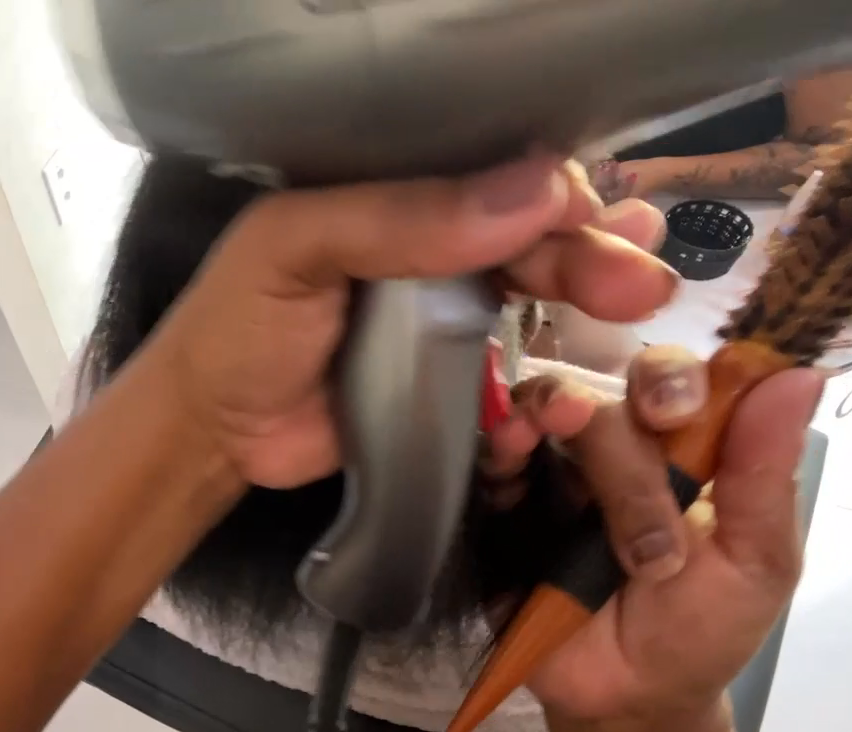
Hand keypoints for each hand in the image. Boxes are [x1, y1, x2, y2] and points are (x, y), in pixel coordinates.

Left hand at [136, 159, 677, 489]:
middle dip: (586, 258)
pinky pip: (501, 385)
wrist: (211, 431)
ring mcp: (431, 327)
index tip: (597, 222)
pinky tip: (551, 406)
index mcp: (388, 203)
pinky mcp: (435, 390)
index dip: (549, 197)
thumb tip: (532, 191)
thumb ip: (400, 219)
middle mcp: (419, 256)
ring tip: (632, 318)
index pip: (487, 181)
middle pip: (522, 245)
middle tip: (640, 285)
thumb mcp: (298, 249)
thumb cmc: (236, 327)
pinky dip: (532, 396)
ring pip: (524, 309)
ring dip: (579, 316)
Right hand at [527, 352, 822, 729]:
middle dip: (610, 439)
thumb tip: (798, 378)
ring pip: (542, 415)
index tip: (673, 414)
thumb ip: (764, 477)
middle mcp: (617, 454)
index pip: (672, 383)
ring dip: (541, 408)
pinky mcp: (507, 514)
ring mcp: (556, 480)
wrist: (626, 696)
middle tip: (627, 500)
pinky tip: (507, 449)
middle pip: (604, 402)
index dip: (668, 379)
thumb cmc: (701, 629)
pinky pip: (494, 468)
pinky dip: (498, 449)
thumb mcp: (755, 562)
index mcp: (684, 455)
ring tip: (537, 429)